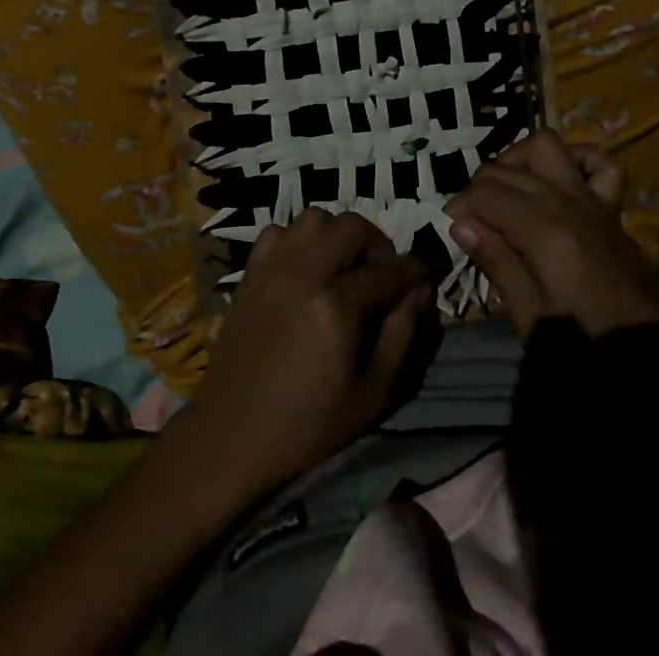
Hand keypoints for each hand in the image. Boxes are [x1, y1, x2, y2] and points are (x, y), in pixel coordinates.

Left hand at [176, 209, 434, 489]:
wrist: (232, 438)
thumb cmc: (310, 424)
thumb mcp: (376, 391)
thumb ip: (405, 332)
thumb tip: (422, 288)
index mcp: (336, 306)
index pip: (392, 270)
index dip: (417, 271)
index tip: (426, 278)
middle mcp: (302, 275)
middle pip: (352, 226)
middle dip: (378, 244)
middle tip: (381, 276)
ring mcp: (270, 271)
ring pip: (313, 219)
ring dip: (337, 236)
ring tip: (343, 269)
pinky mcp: (247, 278)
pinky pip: (277, 232)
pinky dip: (298, 241)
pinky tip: (305, 271)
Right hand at [444, 130, 658, 339]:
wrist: (642, 339)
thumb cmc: (582, 334)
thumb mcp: (528, 312)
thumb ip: (495, 261)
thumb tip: (460, 226)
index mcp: (542, 228)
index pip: (486, 192)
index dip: (460, 206)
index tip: (453, 228)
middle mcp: (564, 199)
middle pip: (507, 168)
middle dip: (479, 186)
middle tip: (474, 220)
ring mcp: (590, 196)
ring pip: (547, 145)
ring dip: (519, 159)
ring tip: (507, 190)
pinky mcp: (609, 203)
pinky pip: (600, 162)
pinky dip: (577, 159)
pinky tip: (559, 178)